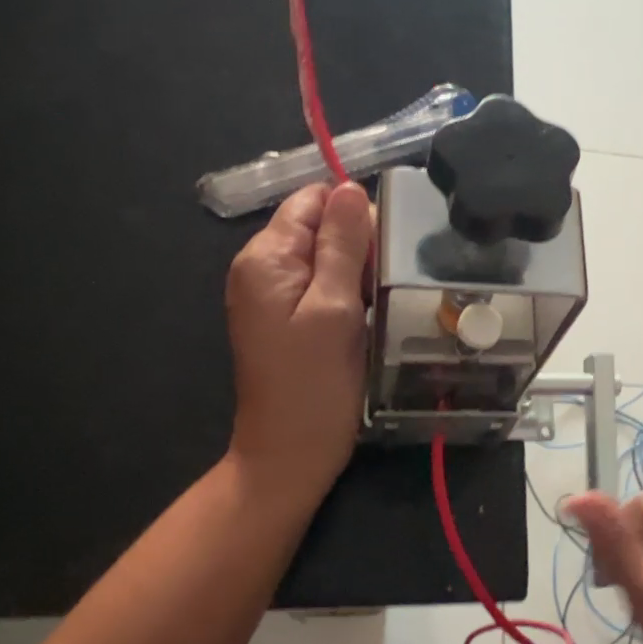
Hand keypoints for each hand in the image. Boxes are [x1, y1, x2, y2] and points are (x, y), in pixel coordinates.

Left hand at [225, 182, 372, 507]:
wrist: (290, 455)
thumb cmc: (314, 384)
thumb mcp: (334, 308)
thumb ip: (342, 245)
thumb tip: (351, 188)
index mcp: (265, 257)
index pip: (313, 201)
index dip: (353, 217)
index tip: (380, 256)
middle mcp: (262, 269)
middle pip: (321, 228)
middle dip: (357, 250)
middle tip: (377, 292)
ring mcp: (273, 297)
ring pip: (328, 260)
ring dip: (357, 278)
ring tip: (373, 312)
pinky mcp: (288, 322)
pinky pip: (324, 290)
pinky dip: (349, 300)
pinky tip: (364, 325)